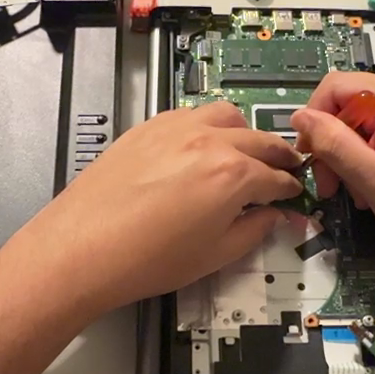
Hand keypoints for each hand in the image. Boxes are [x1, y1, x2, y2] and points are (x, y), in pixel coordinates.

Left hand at [4, 102, 302, 315]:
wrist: (82, 249)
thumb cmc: (145, 259)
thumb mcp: (214, 255)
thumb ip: (253, 231)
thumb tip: (271, 217)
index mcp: (233, 175)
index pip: (276, 177)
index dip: (290, 189)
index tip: (293, 195)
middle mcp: (209, 142)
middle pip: (259, 140)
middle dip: (278, 156)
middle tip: (285, 169)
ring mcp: (175, 129)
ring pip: (226, 115)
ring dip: (244, 131)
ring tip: (246, 149)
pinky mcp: (147, 128)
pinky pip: (189, 114)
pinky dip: (207, 125)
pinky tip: (202, 143)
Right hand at [290, 72, 374, 271]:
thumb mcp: (371, 177)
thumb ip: (332, 143)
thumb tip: (300, 116)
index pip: (337, 85)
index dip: (314, 115)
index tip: (307, 153)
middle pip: (352, 106)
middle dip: (332, 144)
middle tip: (328, 186)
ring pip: (366, 128)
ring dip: (350, 159)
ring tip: (354, 195)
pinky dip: (372, 163)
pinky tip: (373, 193)